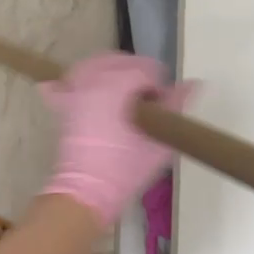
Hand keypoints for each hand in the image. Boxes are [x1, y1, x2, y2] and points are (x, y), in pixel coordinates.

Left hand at [39, 52, 195, 225]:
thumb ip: (175, 107)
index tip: (162, 105)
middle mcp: (91, 82)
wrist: (87, 191)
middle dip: (135, 74)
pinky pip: (61, 84)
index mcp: (116, 86)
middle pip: (118, 61)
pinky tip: (85, 91)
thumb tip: (193, 84)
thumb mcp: (159, 141)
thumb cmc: (125, 169)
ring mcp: (72, 93)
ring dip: (109, 72)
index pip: (145, 68)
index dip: (158, 84)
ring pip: (92, 66)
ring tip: (122, 95)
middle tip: (146, 100)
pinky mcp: (61, 107)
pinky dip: (73, 82)